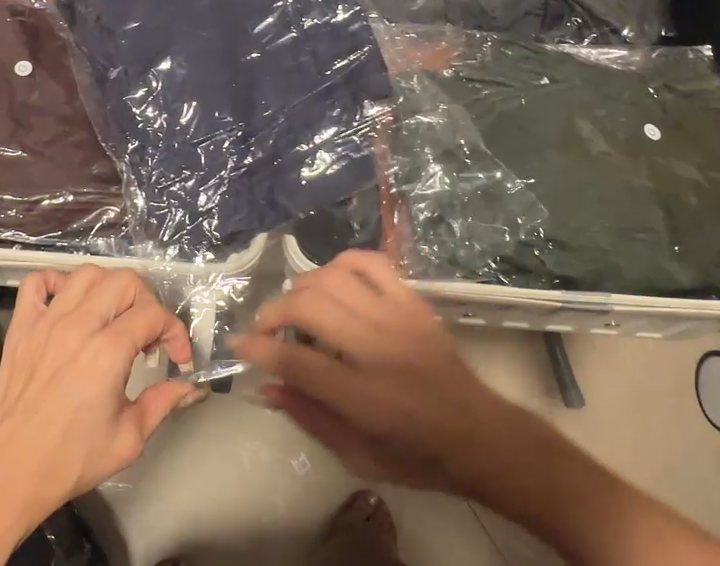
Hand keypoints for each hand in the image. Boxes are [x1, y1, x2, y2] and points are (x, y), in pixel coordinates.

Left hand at [0, 266, 198, 533]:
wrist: (12, 470)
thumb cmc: (73, 459)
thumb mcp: (130, 438)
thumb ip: (164, 402)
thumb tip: (192, 385)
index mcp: (107, 352)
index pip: (154, 314)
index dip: (175, 331)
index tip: (177, 358)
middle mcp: (78, 326)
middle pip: (124, 281)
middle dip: (147, 301)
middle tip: (148, 334)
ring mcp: (46, 321)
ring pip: (86, 274)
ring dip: (109, 288)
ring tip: (114, 317)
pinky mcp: (21, 326)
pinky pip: (36, 283)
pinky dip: (55, 282)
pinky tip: (69, 303)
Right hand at [231, 250, 508, 495]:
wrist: (481, 435)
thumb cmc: (416, 455)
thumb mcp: (358, 456)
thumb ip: (309, 416)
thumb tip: (263, 386)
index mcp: (366, 398)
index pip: (298, 361)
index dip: (259, 350)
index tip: (239, 346)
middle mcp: (380, 350)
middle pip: (310, 307)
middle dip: (273, 313)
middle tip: (264, 330)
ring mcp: (400, 318)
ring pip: (334, 278)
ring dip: (302, 288)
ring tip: (295, 308)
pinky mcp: (414, 302)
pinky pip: (371, 263)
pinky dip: (342, 262)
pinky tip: (329, 279)